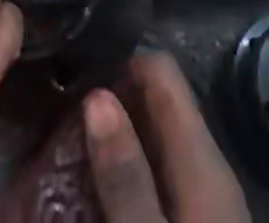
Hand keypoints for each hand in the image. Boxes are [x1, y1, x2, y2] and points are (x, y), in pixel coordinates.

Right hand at [83, 52, 250, 222]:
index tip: (75, 71)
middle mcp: (207, 165)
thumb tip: (96, 96)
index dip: (118, 62)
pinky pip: (154, 172)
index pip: (162, 71)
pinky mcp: (193, 215)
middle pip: (156, 103)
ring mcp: (202, 194)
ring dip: (113, 135)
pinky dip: (124, 167)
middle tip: (61, 106)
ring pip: (152, 139)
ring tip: (67, 136)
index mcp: (205, 158)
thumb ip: (125, 176)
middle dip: (109, 101)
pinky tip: (92, 178)